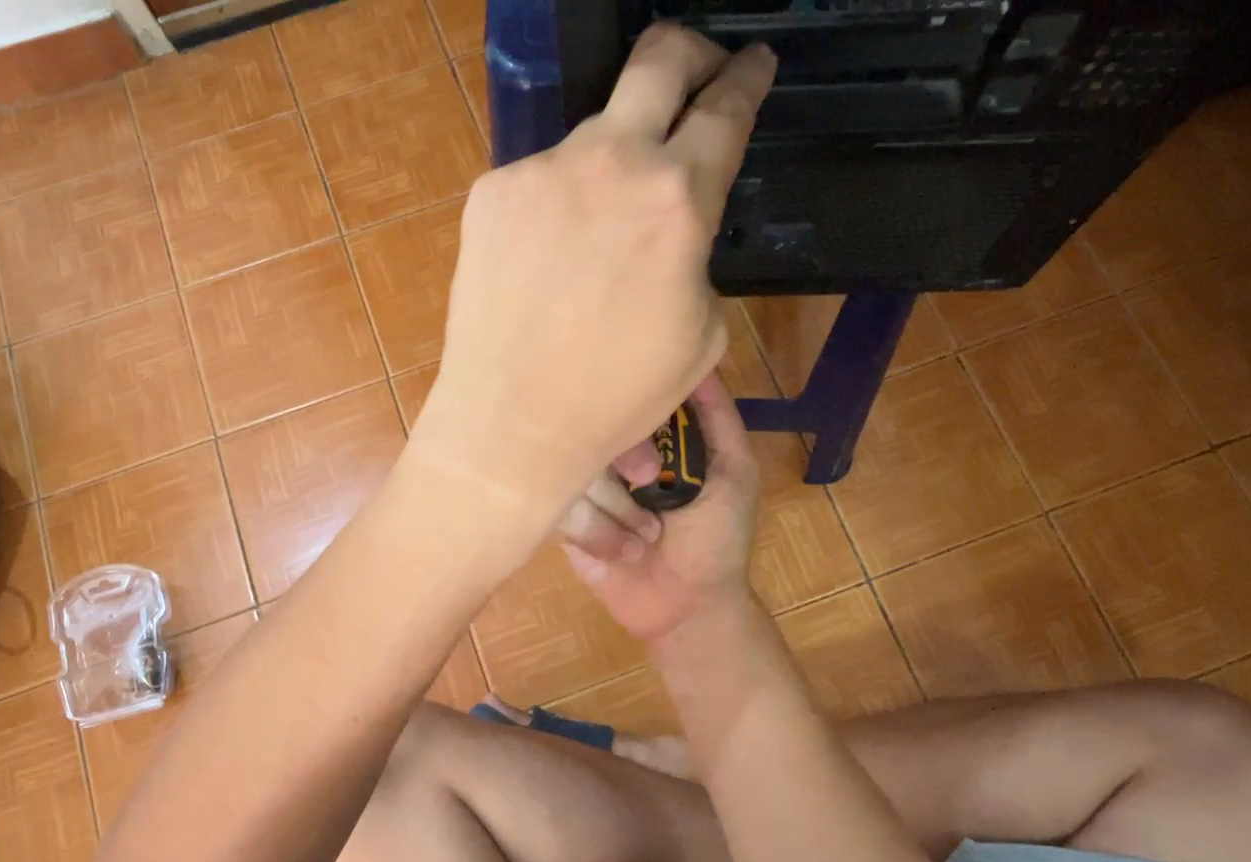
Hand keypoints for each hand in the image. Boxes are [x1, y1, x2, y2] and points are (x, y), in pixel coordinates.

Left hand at [406, 24, 775, 518]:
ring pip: (595, 137)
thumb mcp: (701, 334)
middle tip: (704, 66)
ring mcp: (545, 170)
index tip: (754, 62)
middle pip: (660, 58)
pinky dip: (562, 208)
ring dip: (616, 163)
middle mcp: (613, 163)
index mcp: (679, 200)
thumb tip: (673, 230)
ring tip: (604, 237)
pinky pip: (544, 181)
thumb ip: (695, 255)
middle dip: (694, 52)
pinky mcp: (496, 191)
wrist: (515, 421)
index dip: (747, 77)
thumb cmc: (619, 394)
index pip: (726, 110)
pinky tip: (552, 265)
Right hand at [557, 376, 760, 643]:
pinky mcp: (562, 519)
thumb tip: (699, 360)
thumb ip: (718, 419)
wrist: (687, 607)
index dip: (638, 401)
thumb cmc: (717, 540)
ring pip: (578, 466)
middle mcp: (615, 453)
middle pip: (594, 423)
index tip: (650, 420)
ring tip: (646, 535)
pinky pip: (563, 505)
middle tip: (650, 486)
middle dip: (629, 462)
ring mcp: (586, 485)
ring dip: (620, 509)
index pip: (630, 393)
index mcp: (653, 436)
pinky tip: (622, 552)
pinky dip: (599, 531)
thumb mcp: (735, 474)